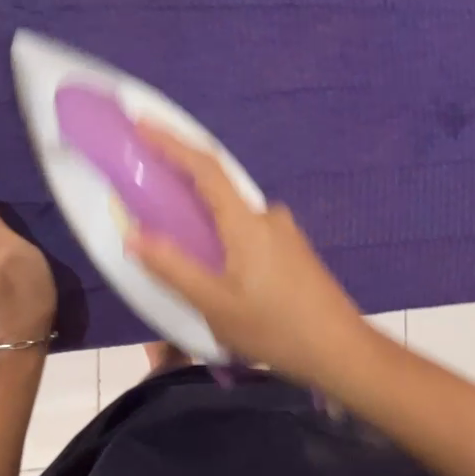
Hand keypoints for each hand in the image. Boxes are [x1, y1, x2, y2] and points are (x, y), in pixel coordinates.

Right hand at [126, 123, 377, 386]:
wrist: (341, 350)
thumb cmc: (276, 328)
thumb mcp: (215, 305)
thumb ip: (173, 268)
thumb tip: (133, 235)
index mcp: (246, 222)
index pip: (205, 168)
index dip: (171, 143)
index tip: (142, 125)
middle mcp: (267, 216)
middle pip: (218, 189)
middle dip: (181, 186)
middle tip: (147, 196)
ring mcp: (285, 233)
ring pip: (232, 218)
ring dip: (204, 223)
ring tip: (177, 251)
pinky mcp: (293, 252)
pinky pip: (247, 234)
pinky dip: (223, 239)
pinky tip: (215, 273)